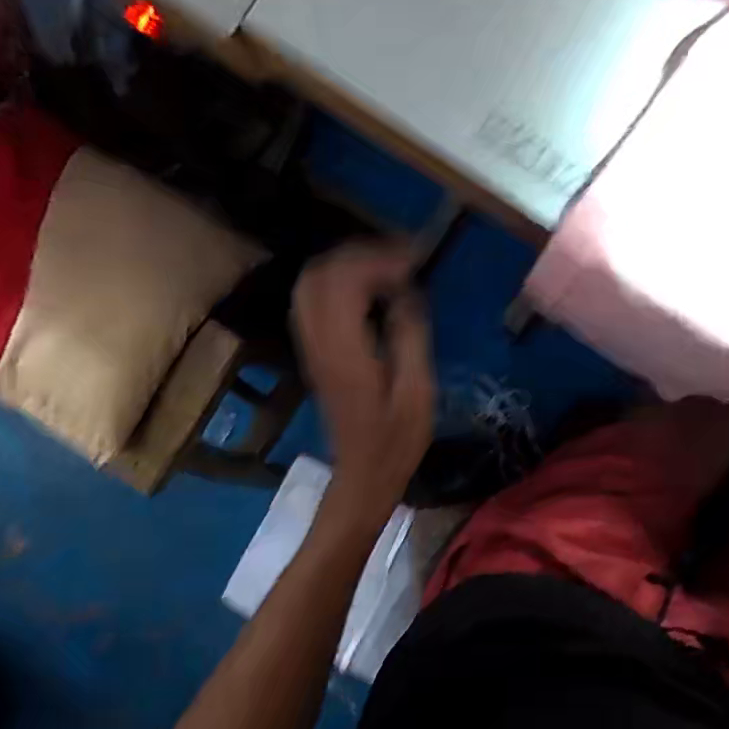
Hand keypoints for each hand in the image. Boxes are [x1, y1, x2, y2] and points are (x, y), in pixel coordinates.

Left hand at [292, 241, 433, 513]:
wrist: (363, 473)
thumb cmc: (397, 439)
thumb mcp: (417, 390)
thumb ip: (410, 336)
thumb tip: (408, 293)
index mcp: (345, 350)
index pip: (346, 282)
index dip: (378, 260)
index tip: (415, 260)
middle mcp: (318, 342)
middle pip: (320, 274)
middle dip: (360, 254)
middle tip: (401, 257)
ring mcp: (310, 347)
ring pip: (310, 285)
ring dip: (346, 266)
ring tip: (387, 268)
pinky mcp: (313, 354)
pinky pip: (313, 302)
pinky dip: (338, 284)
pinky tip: (370, 291)